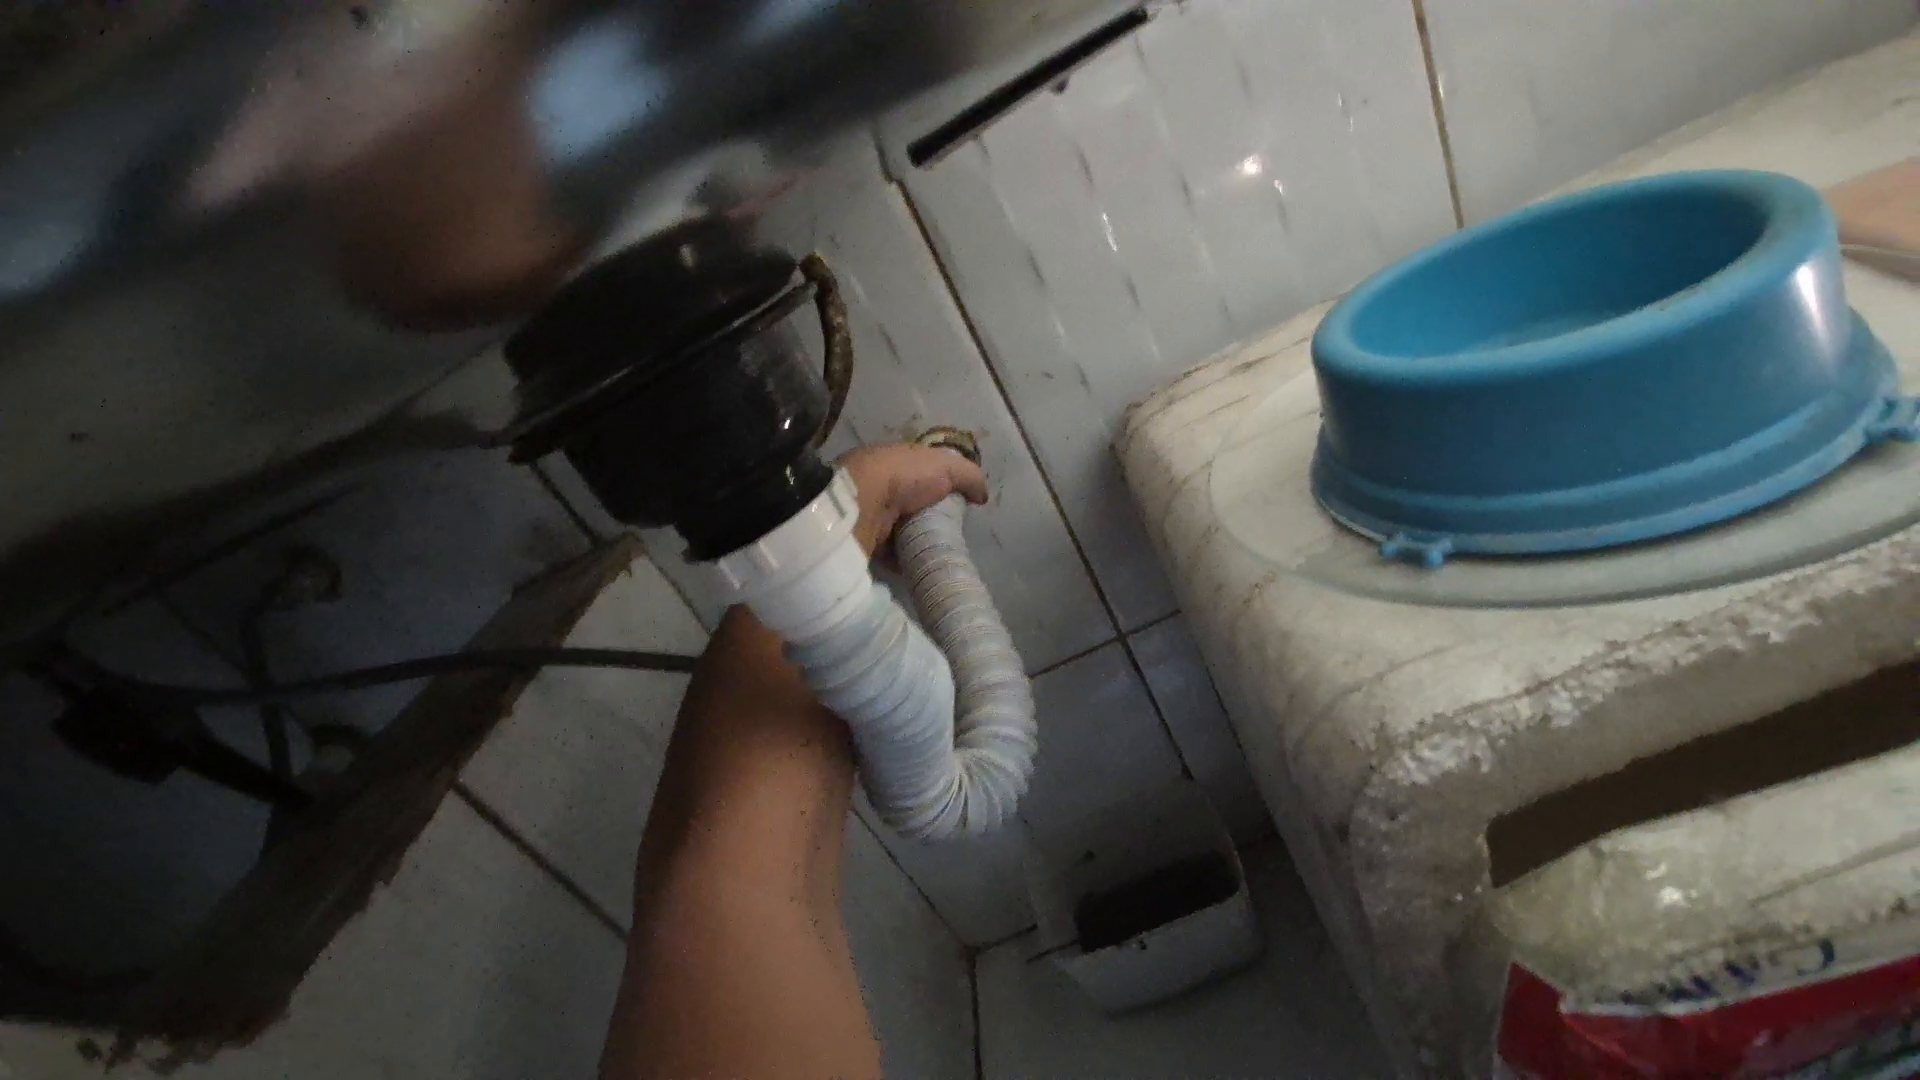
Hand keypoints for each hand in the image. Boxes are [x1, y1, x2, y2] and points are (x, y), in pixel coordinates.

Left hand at [838, 443, 988, 557]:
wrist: (863, 502)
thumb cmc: (904, 476)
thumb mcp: (946, 466)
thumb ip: (970, 476)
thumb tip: (983, 497)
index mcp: (899, 465)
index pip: (925, 478)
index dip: (944, 492)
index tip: (961, 511)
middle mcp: (884, 489)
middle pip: (915, 509)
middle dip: (933, 523)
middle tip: (954, 538)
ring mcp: (874, 517)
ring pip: (904, 533)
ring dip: (920, 544)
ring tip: (942, 557)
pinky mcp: (868, 543)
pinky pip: (892, 556)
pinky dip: (907, 563)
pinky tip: (924, 569)